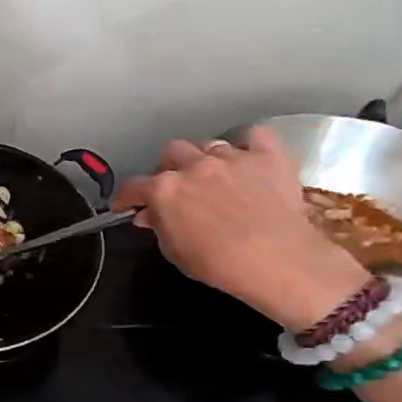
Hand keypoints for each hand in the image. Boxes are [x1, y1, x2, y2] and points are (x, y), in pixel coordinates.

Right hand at [114, 128, 370, 329]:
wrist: (274, 260)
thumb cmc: (219, 264)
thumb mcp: (175, 252)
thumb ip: (158, 227)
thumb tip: (148, 215)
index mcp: (165, 190)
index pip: (134, 186)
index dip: (127, 196)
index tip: (127, 204)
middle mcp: (195, 166)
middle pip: (172, 153)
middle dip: (169, 169)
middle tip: (176, 188)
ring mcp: (232, 157)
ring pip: (208, 145)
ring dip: (204, 159)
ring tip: (213, 177)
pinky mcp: (267, 155)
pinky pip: (254, 137)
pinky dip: (248, 145)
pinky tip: (247, 159)